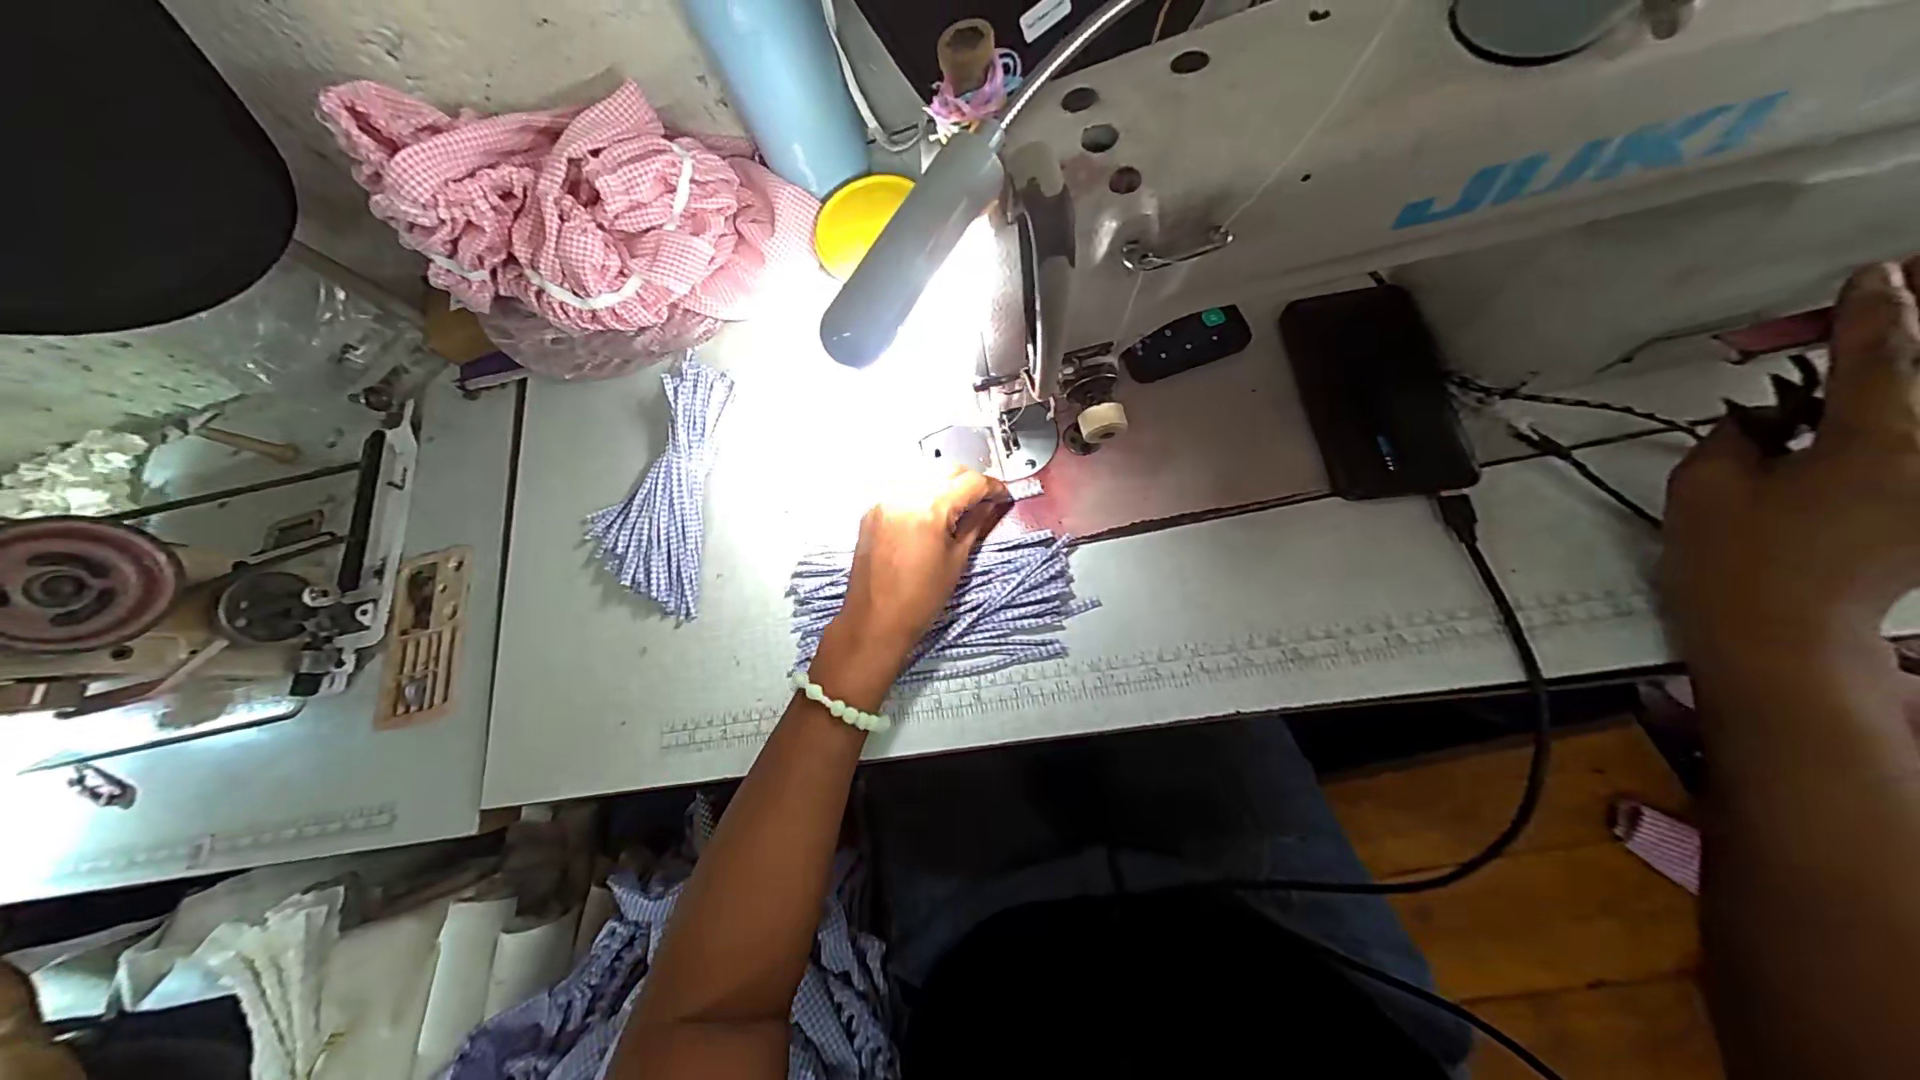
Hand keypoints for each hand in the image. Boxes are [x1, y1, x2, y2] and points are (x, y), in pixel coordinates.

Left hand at [809, 468, 1010, 707]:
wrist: (876, 620)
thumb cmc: (918, 599)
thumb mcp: (957, 560)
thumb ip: (975, 523)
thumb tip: (990, 504)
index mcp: (928, 507)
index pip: (970, 482)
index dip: (992, 487)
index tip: (1002, 495)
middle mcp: (903, 494)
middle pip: (947, 471)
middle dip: (969, 482)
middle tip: (985, 500)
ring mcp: (884, 499)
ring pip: (924, 473)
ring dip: (945, 483)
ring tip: (959, 506)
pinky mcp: (873, 508)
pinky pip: (904, 486)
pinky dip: (922, 490)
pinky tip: (932, 509)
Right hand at [1663, 258, 1919, 659]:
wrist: (1779, 634)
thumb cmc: (1732, 561)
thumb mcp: (1704, 484)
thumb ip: (1740, 433)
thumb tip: (1768, 415)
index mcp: (1878, 443)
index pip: (1881, 355)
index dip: (1876, 308)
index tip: (1878, 273)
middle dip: (1918, 332)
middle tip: (1907, 293)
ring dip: (1901, 379)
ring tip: (1875, 359)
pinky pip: (1912, 445)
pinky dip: (1894, 417)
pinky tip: (1866, 408)